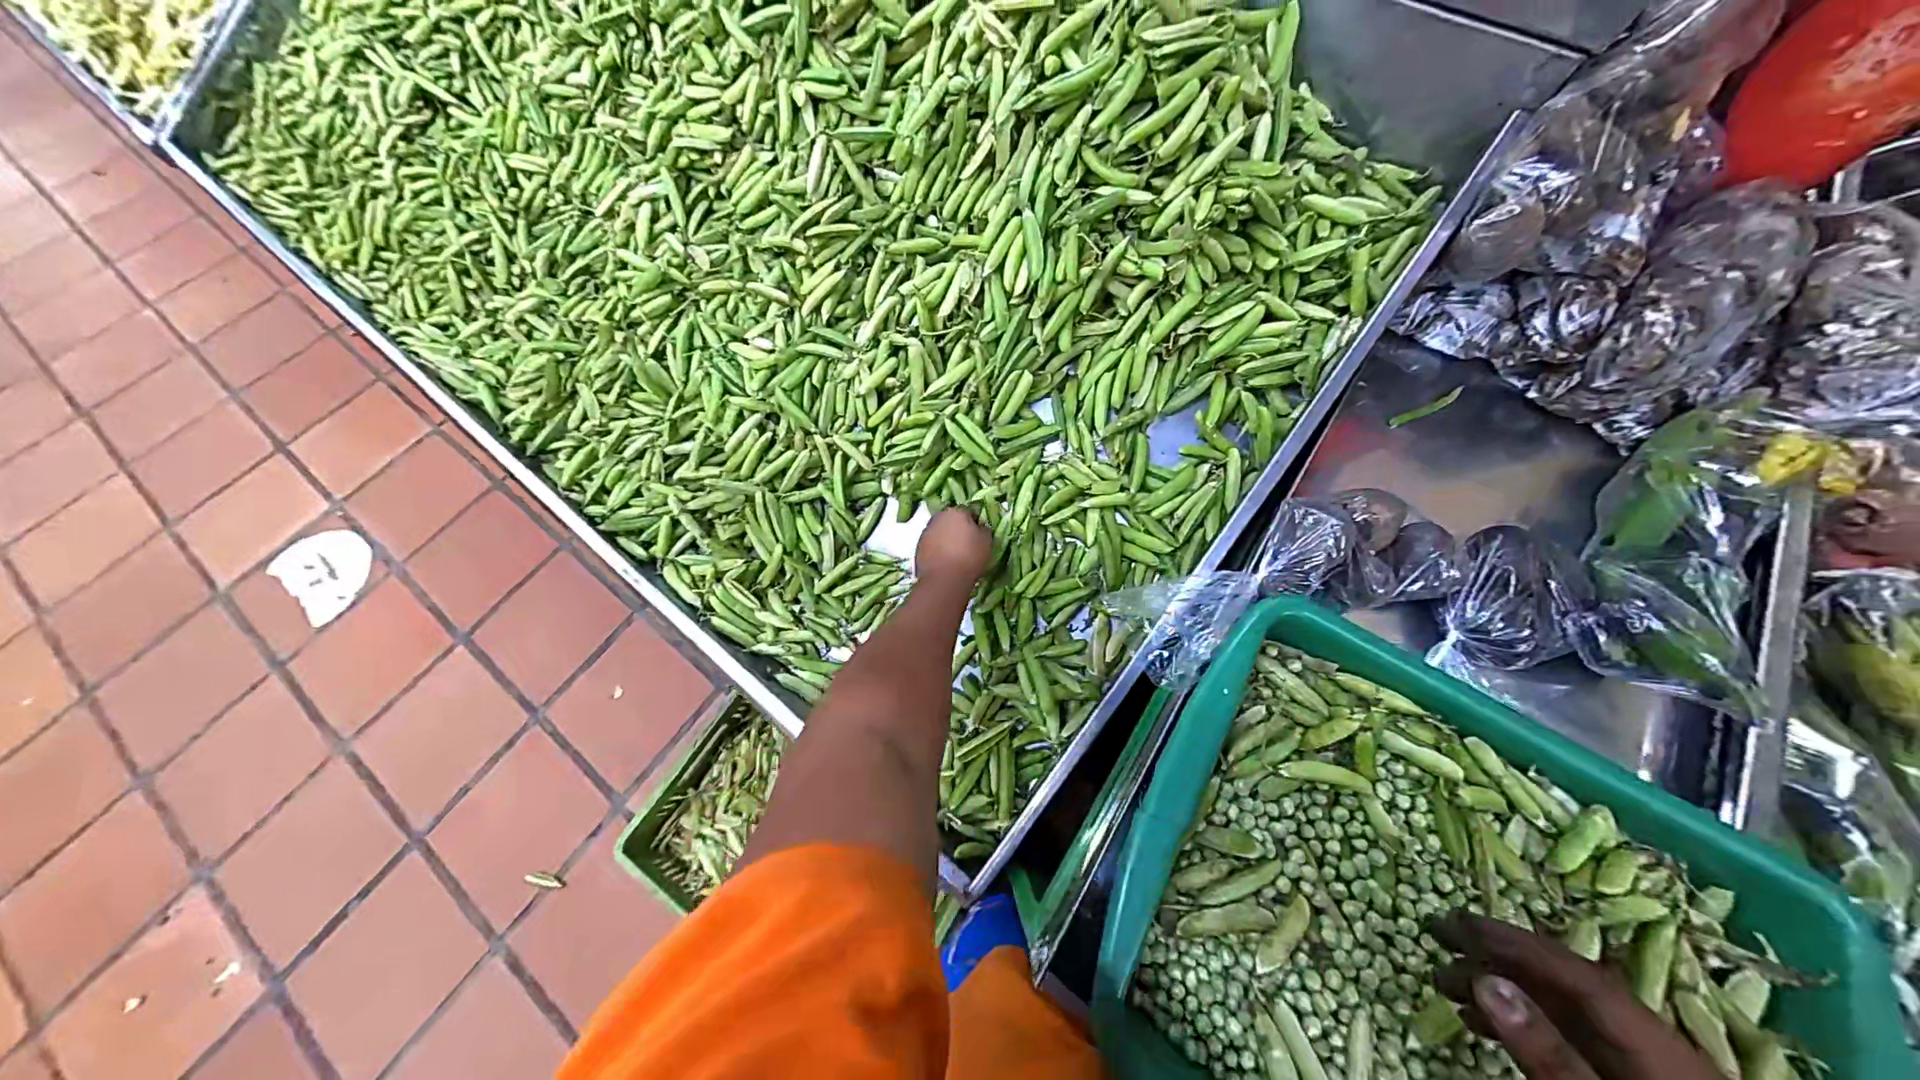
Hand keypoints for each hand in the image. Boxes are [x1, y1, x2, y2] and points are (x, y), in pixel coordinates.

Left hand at [914, 507, 991, 587]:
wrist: (944, 579)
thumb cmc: (969, 556)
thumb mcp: (987, 541)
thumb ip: (984, 529)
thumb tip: (980, 526)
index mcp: (956, 511)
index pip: (969, 511)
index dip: (975, 522)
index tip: (980, 534)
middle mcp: (938, 517)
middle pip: (951, 519)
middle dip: (958, 528)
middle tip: (968, 544)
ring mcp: (926, 532)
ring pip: (940, 531)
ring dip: (946, 539)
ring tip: (956, 555)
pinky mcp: (918, 547)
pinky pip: (932, 544)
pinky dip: (938, 549)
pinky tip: (945, 562)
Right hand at [1429, 912, 1721, 1079]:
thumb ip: (1548, 1053)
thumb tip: (1485, 981)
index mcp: (1654, 1045)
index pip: (1576, 974)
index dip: (1516, 943)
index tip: (1458, 922)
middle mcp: (1649, 1044)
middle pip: (1566, 985)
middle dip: (1498, 958)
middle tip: (1439, 939)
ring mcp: (1641, 1066)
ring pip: (1562, 1008)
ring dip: (1502, 987)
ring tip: (1448, 985)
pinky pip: (1567, 1035)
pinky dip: (1520, 1020)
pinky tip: (1483, 1023)